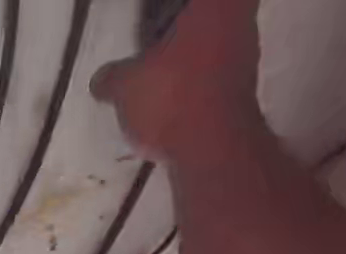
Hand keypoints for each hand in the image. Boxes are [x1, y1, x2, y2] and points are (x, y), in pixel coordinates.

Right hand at [89, 0, 263, 164]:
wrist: (210, 146)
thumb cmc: (171, 97)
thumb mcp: (126, 86)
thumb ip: (111, 77)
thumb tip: (100, 79)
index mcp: (214, 3)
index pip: (193, 2)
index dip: (172, 12)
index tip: (159, 18)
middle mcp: (239, 20)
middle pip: (211, 15)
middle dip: (184, 29)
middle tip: (155, 42)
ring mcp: (245, 57)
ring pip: (214, 46)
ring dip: (188, 59)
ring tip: (157, 78)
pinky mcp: (240, 93)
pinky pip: (211, 79)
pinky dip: (191, 87)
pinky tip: (168, 105)